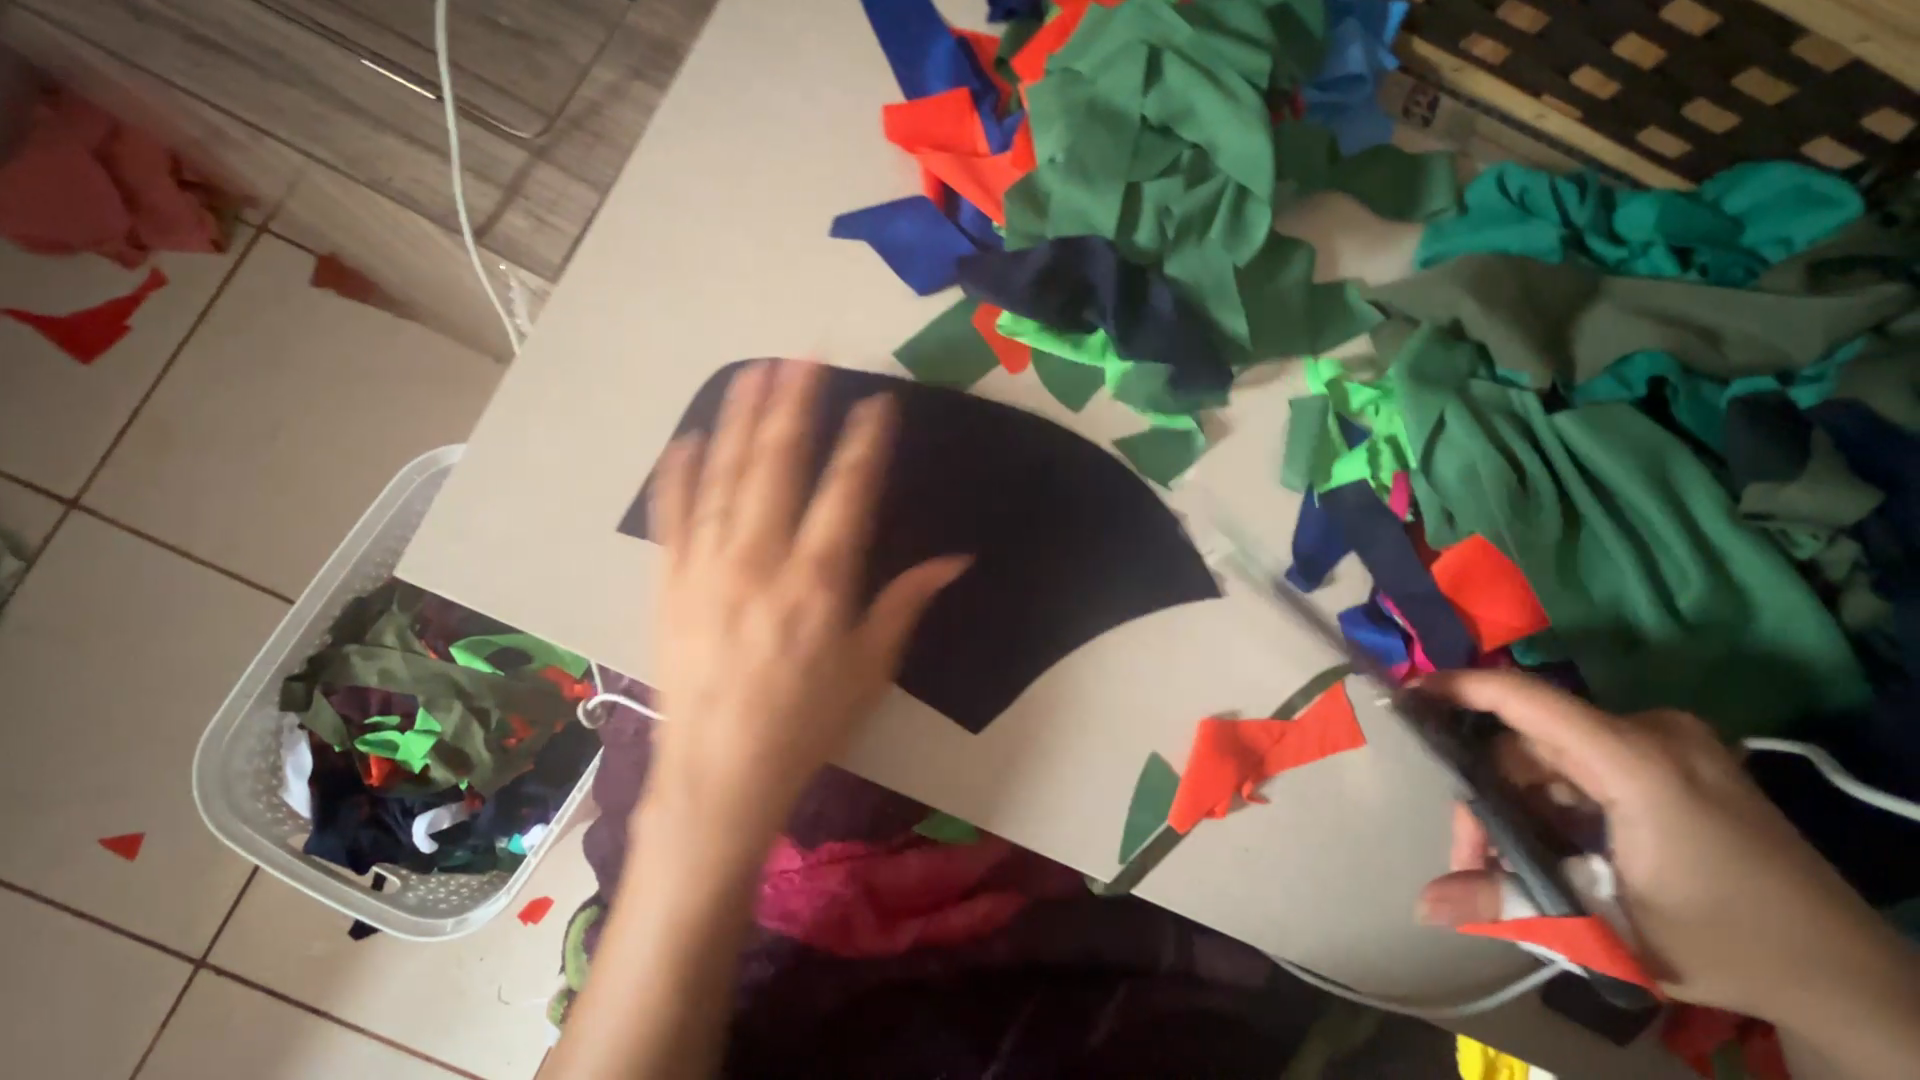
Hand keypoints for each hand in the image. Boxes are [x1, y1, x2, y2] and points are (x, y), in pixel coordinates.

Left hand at [645, 360, 968, 840]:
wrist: (720, 772)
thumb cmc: (806, 722)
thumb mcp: (870, 669)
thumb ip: (907, 603)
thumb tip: (957, 559)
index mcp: (818, 581)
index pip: (846, 492)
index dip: (864, 442)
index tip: (876, 402)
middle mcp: (760, 560)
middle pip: (779, 465)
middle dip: (796, 405)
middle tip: (808, 354)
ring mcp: (707, 566)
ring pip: (725, 476)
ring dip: (742, 419)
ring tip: (756, 371)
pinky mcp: (669, 582)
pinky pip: (673, 515)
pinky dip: (680, 473)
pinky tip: (690, 438)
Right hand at [1413, 669, 1912, 1024]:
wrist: (1845, 972)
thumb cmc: (1725, 943)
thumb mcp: (1608, 930)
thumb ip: (1507, 904)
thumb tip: (1420, 904)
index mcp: (1639, 763)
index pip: (1528, 701)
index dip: (1459, 688)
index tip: (1402, 695)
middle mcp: (1653, 736)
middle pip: (1531, 744)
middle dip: (1490, 798)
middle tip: (1476, 860)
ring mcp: (1671, 746)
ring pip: (1555, 758)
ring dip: (1522, 806)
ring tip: (1517, 869)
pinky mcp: (1680, 762)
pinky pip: (1589, 765)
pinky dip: (1557, 802)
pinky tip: (1557, 849)